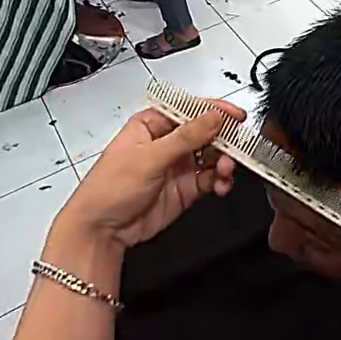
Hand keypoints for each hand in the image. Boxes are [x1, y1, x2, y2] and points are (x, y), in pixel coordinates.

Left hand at [52, 102, 241, 252]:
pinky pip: (211, 178)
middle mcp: (166, 142)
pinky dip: (221, 180)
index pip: (190, 110)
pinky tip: (221, 185)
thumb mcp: (149, 157)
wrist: (102, 229)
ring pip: (212, 156)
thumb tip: (212, 117)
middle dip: (224, 140)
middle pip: (206, 133)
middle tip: (238, 147)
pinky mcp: (185, 188)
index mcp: (152, 124)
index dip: (214, 111)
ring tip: (226, 170)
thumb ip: (186, 137)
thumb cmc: (109, 189)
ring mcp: (177, 165)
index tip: (235, 116)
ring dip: (225, 161)